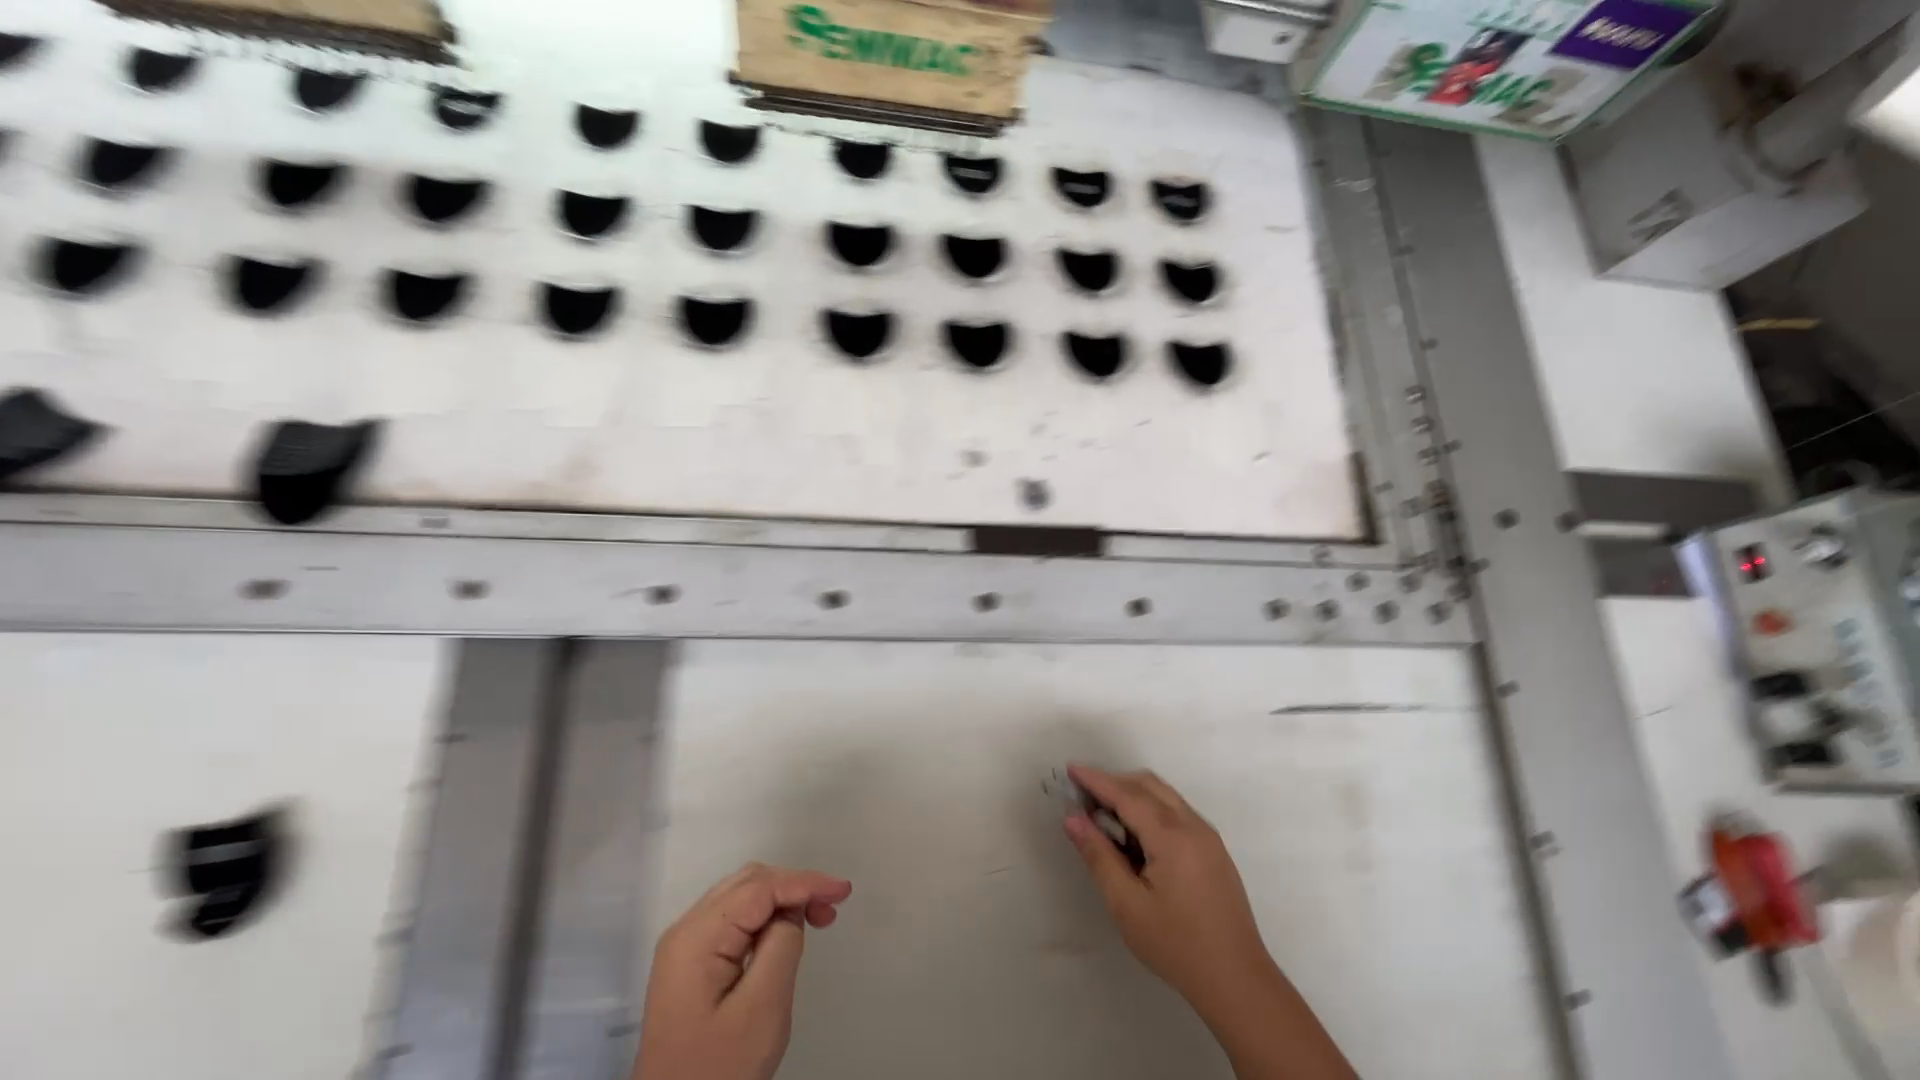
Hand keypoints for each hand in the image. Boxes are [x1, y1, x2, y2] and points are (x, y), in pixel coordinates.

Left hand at [633, 863, 852, 1079]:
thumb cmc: (718, 1068)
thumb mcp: (762, 1009)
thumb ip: (781, 947)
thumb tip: (790, 913)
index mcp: (698, 937)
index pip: (758, 888)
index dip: (804, 882)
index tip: (844, 892)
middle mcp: (686, 931)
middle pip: (747, 884)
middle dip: (794, 887)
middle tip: (831, 911)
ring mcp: (685, 947)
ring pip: (741, 899)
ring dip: (781, 900)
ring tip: (818, 919)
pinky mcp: (691, 965)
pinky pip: (733, 922)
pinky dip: (765, 918)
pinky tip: (785, 933)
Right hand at [1062, 765, 1278, 1011]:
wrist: (1236, 978)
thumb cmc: (1175, 944)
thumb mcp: (1127, 904)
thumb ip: (1099, 856)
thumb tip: (1073, 819)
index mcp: (1172, 836)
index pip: (1127, 795)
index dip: (1097, 780)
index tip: (1070, 769)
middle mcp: (1193, 826)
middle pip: (1148, 786)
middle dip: (1114, 783)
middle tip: (1082, 797)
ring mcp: (1208, 837)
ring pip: (1165, 797)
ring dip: (1133, 795)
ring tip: (1103, 817)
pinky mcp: (1213, 851)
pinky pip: (1177, 813)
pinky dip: (1151, 810)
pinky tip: (1134, 838)